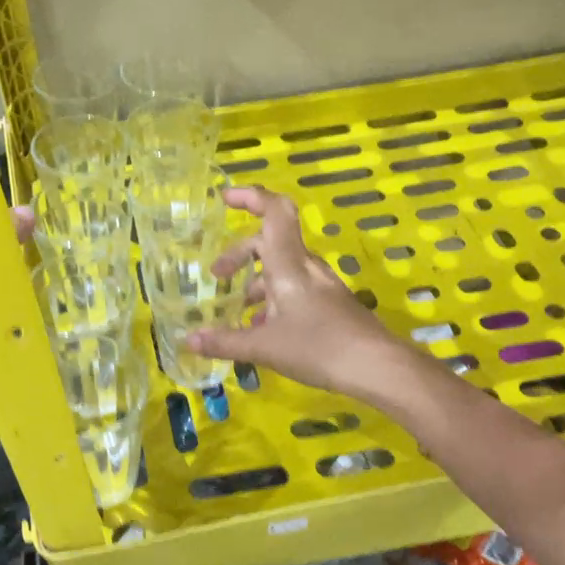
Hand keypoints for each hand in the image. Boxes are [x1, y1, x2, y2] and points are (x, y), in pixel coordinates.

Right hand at [187, 187, 413, 397]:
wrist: (376, 366)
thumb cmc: (318, 348)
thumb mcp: (264, 348)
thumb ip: (225, 342)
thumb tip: (188, 340)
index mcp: (289, 265)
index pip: (274, 212)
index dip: (250, 197)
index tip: (225, 199)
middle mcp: (307, 267)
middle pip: (271, 242)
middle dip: (240, 255)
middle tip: (218, 277)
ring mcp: (322, 285)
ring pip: (283, 268)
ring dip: (257, 282)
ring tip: (239, 312)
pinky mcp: (331, 304)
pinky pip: (296, 289)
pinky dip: (275, 299)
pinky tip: (266, 330)